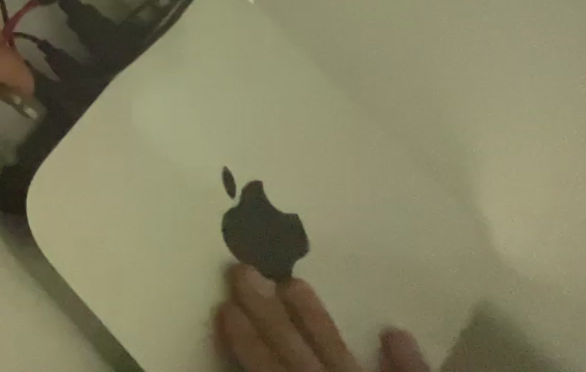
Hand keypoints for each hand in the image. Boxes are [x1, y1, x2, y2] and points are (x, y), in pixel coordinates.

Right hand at [217, 264, 427, 371]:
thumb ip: (269, 368)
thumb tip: (236, 352)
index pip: (266, 365)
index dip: (246, 338)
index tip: (225, 304)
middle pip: (295, 350)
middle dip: (268, 311)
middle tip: (244, 269)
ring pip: (341, 356)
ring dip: (317, 321)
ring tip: (296, 283)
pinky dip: (406, 360)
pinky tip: (395, 332)